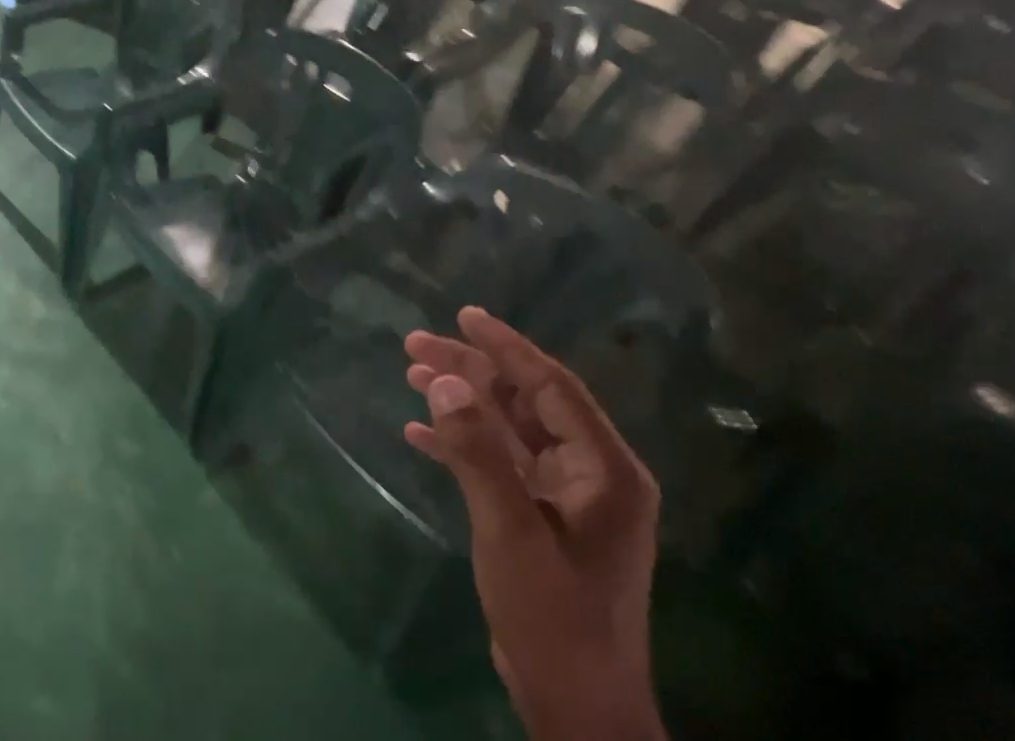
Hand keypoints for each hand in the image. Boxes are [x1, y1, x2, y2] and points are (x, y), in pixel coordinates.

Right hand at [405, 308, 666, 740]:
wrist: (575, 697)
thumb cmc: (553, 613)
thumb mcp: (511, 530)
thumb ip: (478, 453)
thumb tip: (445, 383)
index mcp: (604, 469)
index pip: (553, 387)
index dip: (506, 348)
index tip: (462, 316)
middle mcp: (591, 474)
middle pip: (527, 403)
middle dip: (471, 372)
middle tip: (412, 346)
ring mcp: (567, 498)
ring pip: (509, 430)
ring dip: (462, 403)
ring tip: (410, 376)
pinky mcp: (541, 519)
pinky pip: (499, 465)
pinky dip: (461, 446)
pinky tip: (419, 433)